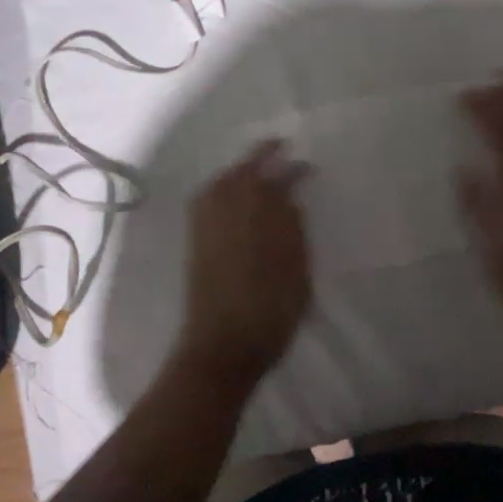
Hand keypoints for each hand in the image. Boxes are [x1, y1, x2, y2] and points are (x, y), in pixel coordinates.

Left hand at [175, 141, 313, 385]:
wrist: (221, 348)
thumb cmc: (268, 306)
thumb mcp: (296, 264)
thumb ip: (292, 223)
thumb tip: (287, 194)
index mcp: (250, 206)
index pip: (271, 172)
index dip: (291, 166)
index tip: (307, 163)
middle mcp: (220, 206)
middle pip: (240, 171)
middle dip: (259, 159)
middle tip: (280, 153)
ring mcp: (202, 225)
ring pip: (222, 185)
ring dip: (241, 174)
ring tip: (262, 175)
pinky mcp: (195, 245)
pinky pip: (212, 202)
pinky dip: (227, 193)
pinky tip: (241, 204)